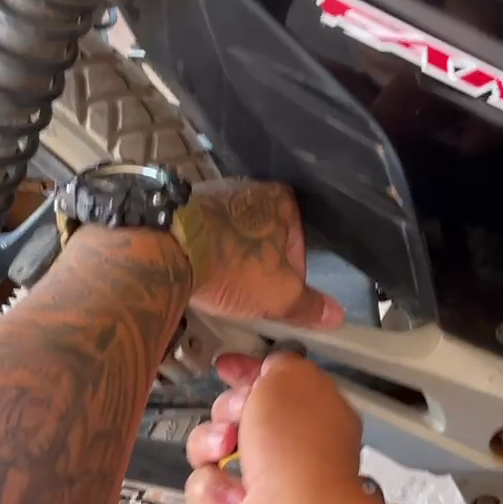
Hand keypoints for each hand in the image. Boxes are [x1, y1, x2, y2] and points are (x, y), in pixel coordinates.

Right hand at [182, 352, 362, 503]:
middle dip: (227, 409)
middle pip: (235, 412)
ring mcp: (261, 481)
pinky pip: (202, 486)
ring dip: (210, 443)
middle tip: (237, 418)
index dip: (247, 371)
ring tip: (225, 451)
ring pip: (210, 447)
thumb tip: (265, 369)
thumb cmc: (297, 448)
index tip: (226, 366)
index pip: (274, 383)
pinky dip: (213, 488)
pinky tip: (233, 495)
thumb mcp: (289, 377)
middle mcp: (289, 448)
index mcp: (311, 412)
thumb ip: (276, 364)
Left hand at [184, 180, 342, 327]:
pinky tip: (196, 273)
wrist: (167, 248)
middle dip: (257, 270)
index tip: (275, 301)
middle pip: (263, 241)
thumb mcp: (279, 296)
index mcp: (282, 200)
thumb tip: (335, 315)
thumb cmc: (233, 266)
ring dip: (229, 262)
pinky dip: (203, 253)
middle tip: (245, 299)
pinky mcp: (183, 206)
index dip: (290, 280)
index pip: (297, 247)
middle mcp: (249, 188)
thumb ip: (309, 306)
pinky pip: (203, 235)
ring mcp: (214, 193)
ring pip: (232, 238)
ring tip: (217, 289)